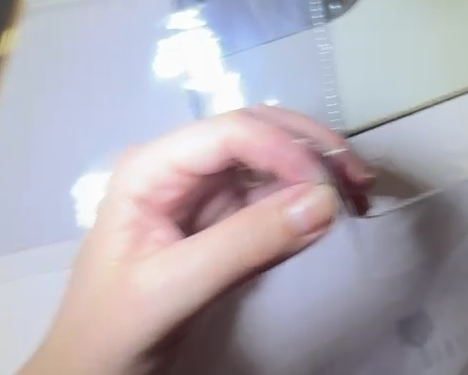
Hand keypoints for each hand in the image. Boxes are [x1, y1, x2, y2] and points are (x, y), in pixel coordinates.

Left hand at [23, 107, 374, 374]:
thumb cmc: (108, 335)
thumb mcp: (171, 290)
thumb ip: (245, 244)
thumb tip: (325, 201)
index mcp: (154, 165)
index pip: (230, 132)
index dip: (284, 148)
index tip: (327, 187)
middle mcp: (182, 163)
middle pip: (257, 131)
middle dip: (310, 148)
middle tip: (359, 177)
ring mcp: (204, 188)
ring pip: (272, 156)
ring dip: (317, 168)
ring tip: (359, 190)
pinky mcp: (223, 217)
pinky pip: (273, 193)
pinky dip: (308, 197)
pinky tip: (336, 208)